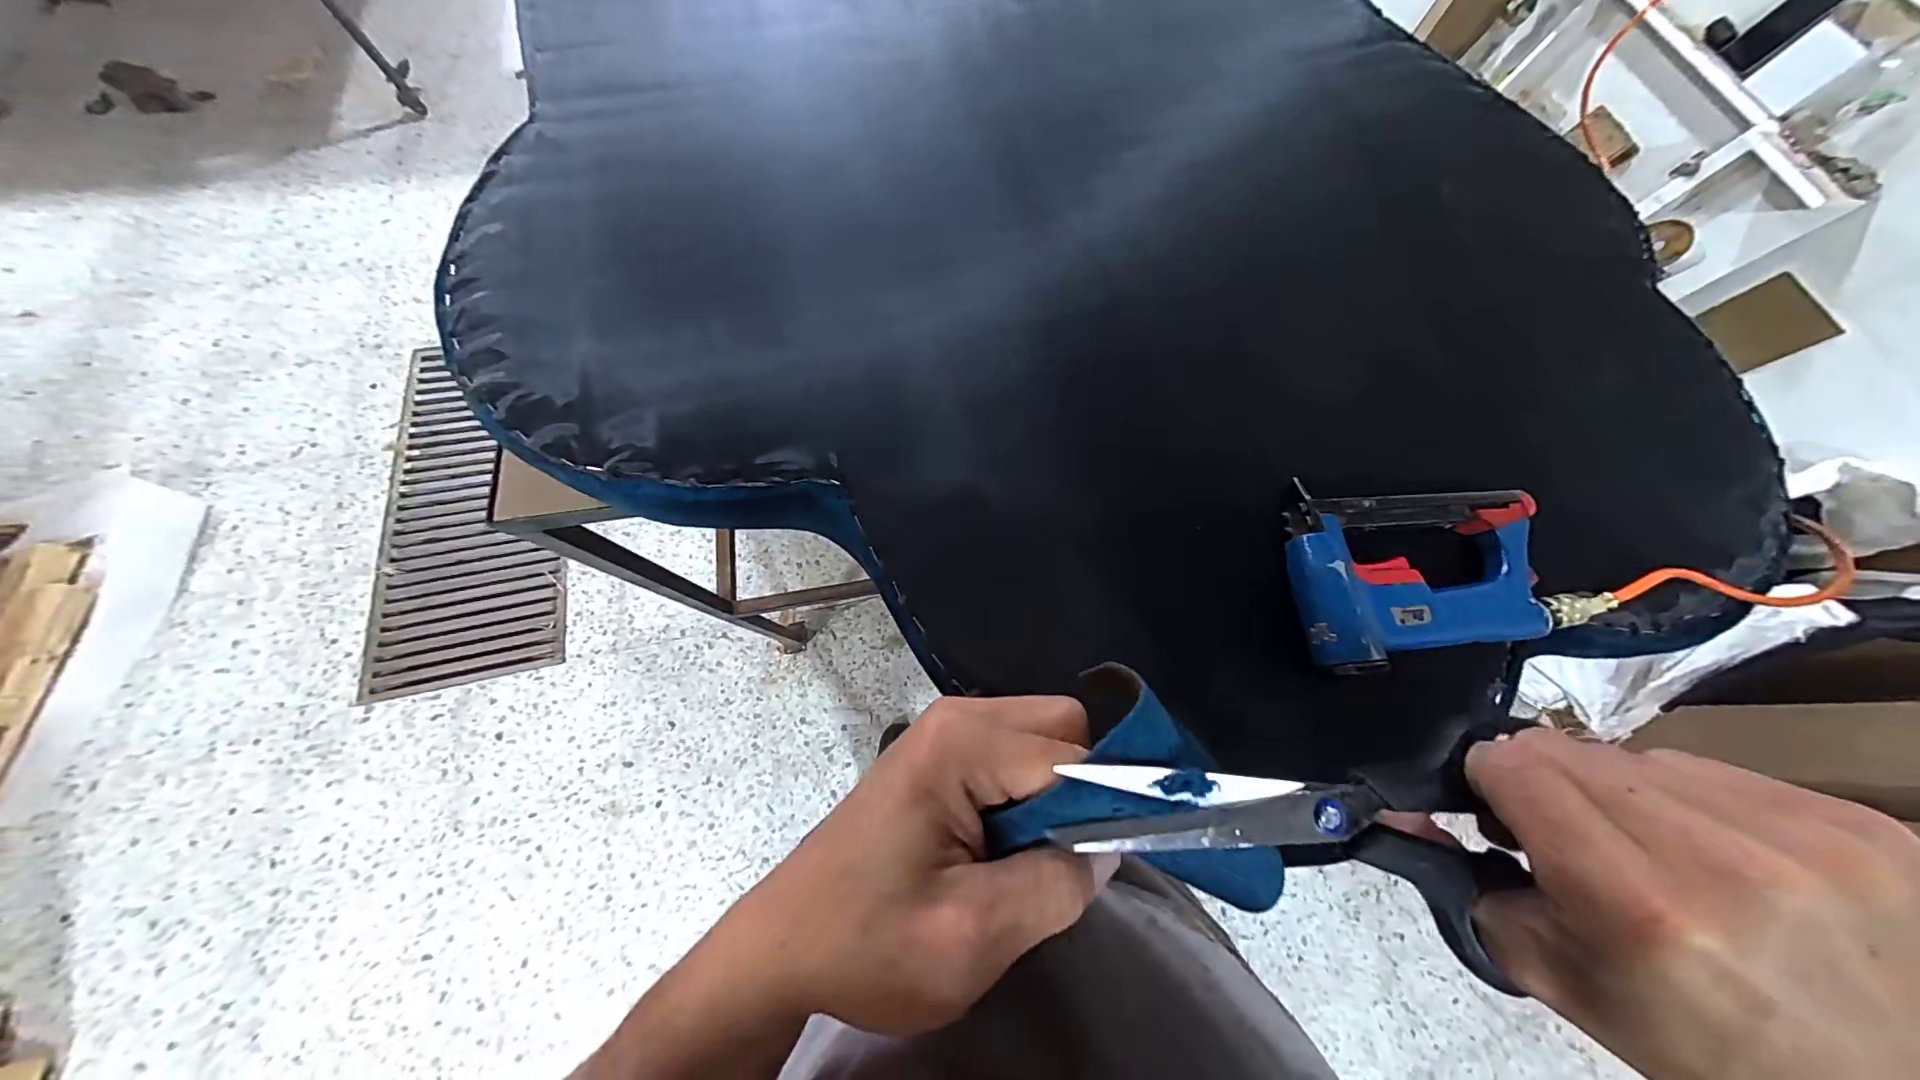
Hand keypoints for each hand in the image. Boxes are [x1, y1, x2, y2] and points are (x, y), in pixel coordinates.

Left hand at [578, 695, 1114, 1078]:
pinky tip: (1010, 849)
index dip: (1114, 803)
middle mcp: (958, 718)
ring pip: (1045, 745)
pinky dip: (1032, 800)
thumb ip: (1055, 885)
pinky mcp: (942, 758)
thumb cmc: (866, 944)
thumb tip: (1110, 846)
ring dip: (1058, 801)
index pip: (1075, 755)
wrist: (783, 948)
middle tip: (1072, 863)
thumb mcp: (972, 934)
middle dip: (1087, 793)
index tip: (1139, 852)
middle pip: (1064, 731)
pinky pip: (1016, 760)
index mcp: (961, 743)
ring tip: (1036, 863)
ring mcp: (947, 734)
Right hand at [1463, 728, 1919, 1079]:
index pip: (1514, 763)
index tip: (1492, 806)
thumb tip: (1402, 809)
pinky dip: (1691, 801)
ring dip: (1617, 790)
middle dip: (1544, 783)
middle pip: (1569, 751)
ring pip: (1638, 755)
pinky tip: (1714, 853)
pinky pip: (1718, 771)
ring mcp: (1806, 835)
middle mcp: (1723, 857)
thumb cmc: (1695, 1044)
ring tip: (1646, 849)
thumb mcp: (1550, 970)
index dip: (1487, 778)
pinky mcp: (1865, 824)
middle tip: (1559, 834)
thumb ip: (1461, 877)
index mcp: (1636, 902)